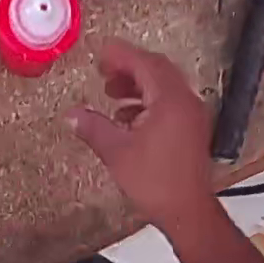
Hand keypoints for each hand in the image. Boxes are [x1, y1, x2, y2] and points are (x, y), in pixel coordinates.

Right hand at [65, 39, 220, 232]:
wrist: (186, 210)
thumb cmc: (155, 181)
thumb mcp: (116, 151)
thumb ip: (93, 127)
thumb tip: (72, 115)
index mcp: (169, 100)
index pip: (145, 64)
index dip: (121, 55)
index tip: (102, 52)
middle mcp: (185, 102)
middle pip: (157, 71)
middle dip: (129, 68)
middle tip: (104, 70)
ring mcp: (191, 117)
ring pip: (163, 88)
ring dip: (137, 85)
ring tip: (111, 92)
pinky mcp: (191, 131)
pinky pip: (168, 104)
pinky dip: (147, 102)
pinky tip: (127, 118)